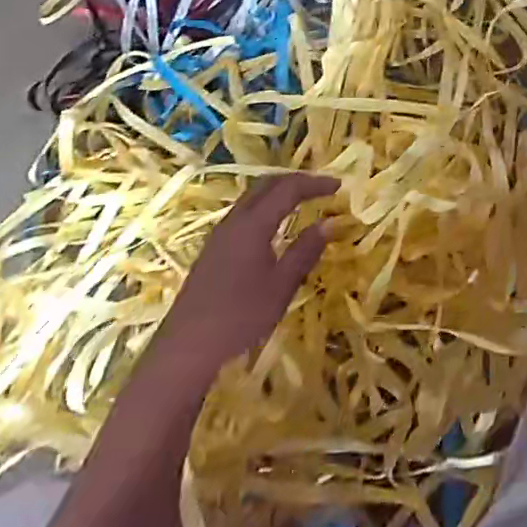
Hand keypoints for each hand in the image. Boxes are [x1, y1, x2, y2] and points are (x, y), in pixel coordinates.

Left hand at [154, 172, 339, 375]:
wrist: (188, 345)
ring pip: (251, 197)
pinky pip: (243, 212)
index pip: (287, 189)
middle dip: (295, 180)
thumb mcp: (281, 286)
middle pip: (266, 184)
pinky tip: (273, 225)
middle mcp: (234, 220)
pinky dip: (264, 207)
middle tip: (321, 188)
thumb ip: (305, 251)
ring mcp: (220, 233)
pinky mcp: (213, 248)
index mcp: (253, 224)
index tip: (338, 186)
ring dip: (278, 192)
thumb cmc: (241, 316)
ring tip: (301, 200)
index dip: (314, 184)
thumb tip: (329, 223)